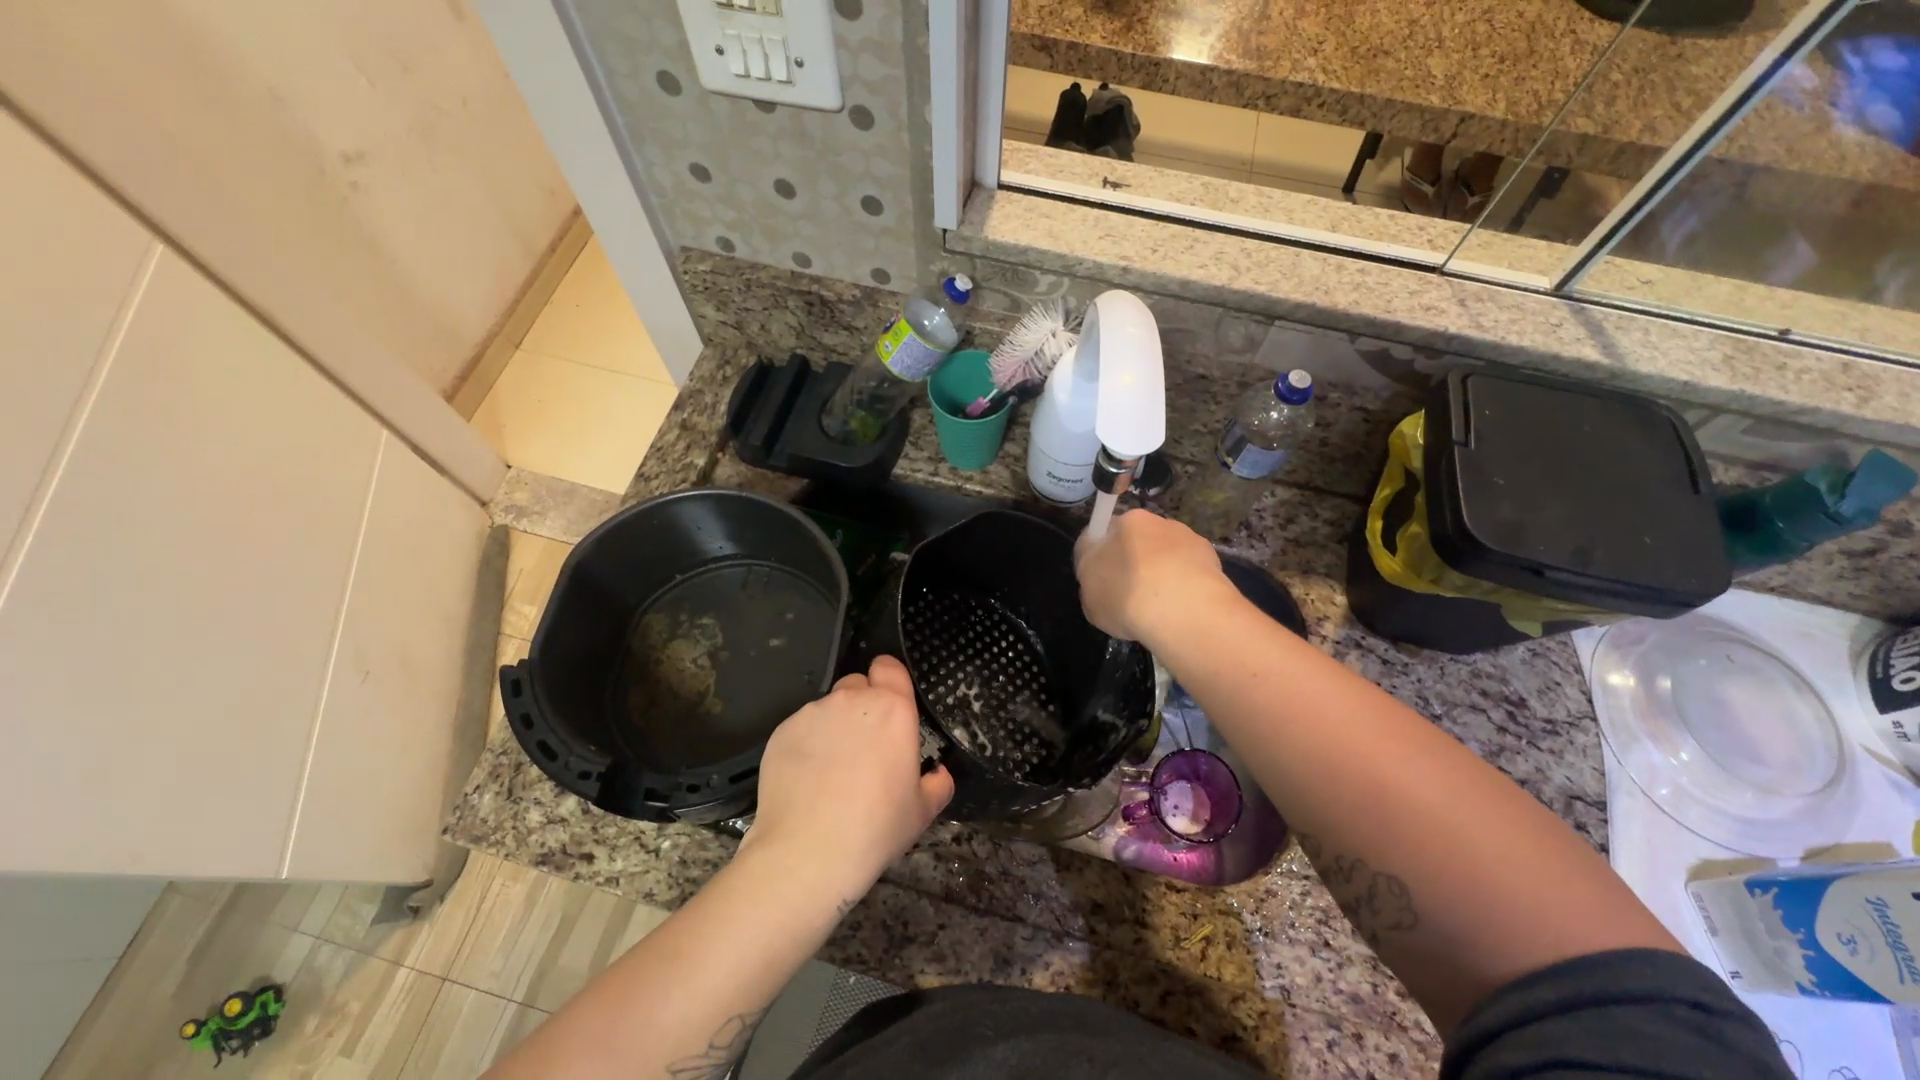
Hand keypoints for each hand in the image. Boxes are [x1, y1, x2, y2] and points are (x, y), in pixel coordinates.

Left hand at [745, 655, 953, 896]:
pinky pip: (801, 728)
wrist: (808, 852)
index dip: (890, 681)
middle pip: (858, 685)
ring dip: (834, 727)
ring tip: (831, 770)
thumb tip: (938, 775)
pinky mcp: (782, 732)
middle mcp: (851, 701)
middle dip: (862, 708)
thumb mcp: (922, 812)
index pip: (890, 667)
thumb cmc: (875, 829)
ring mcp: (812, 714)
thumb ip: (937, 784)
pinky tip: (807, 779)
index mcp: (893, 711)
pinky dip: (807, 745)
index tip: (890, 706)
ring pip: (828, 708)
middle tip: (864, 748)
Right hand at [1074, 509, 1231, 643]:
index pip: (1099, 535)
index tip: (1101, 584)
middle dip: (1131, 562)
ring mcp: (1183, 535)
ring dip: (1161, 571)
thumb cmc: (1127, 599)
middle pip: (1134, 541)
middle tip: (1129, 595)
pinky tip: (1183, 605)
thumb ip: (1092, 585)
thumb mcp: (1090, 601)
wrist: (1184, 609)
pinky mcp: (1209, 554)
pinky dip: (1185, 581)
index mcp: (1118, 523)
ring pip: (1164, 552)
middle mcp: (1150, 521)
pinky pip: (1188, 567)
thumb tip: (1102, 583)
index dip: (1097, 560)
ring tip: (1161, 606)